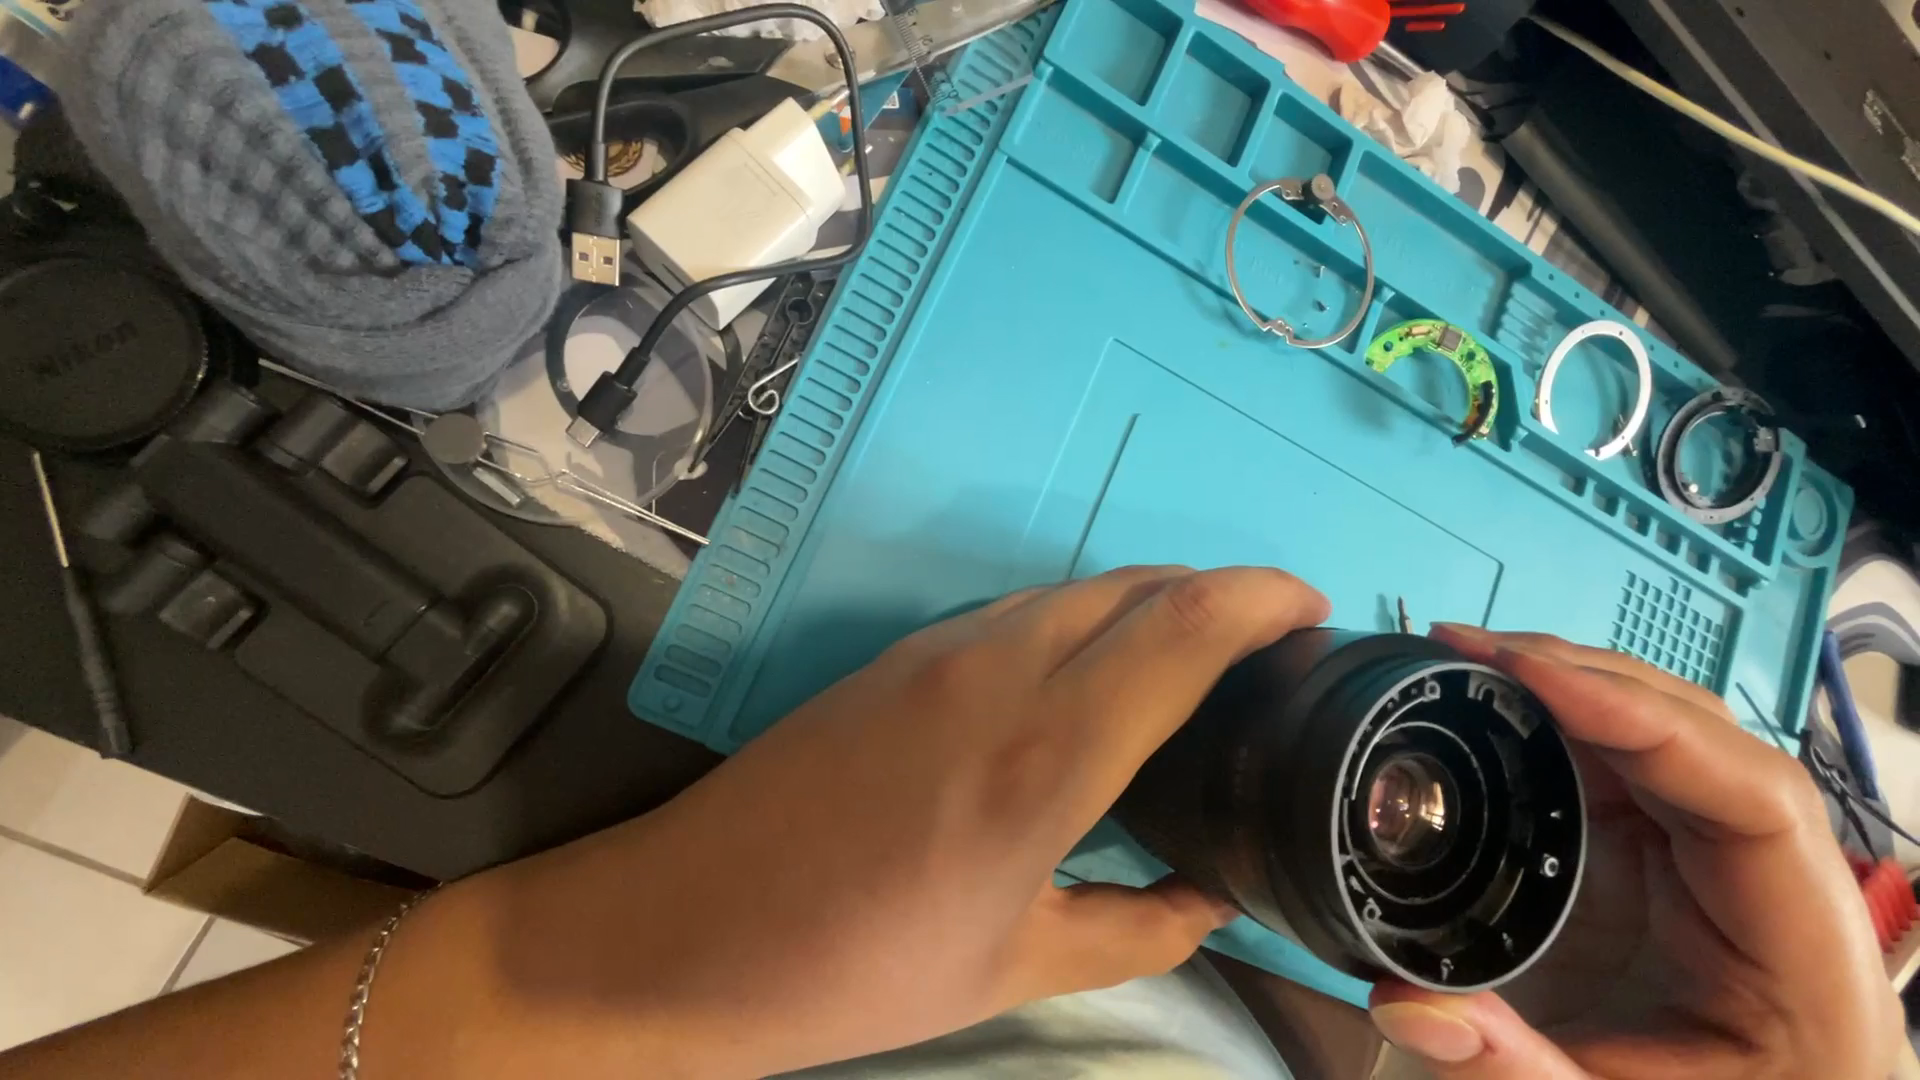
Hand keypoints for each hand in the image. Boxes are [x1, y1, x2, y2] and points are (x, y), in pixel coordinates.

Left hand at [388, 566, 1327, 1077]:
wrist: (684, 918)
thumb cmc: (853, 962)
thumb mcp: (1014, 965)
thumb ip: (1138, 926)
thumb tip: (1212, 895)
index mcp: (1046, 753)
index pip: (1182, 624)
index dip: (1263, 599)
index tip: (1314, 613)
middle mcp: (1001, 668)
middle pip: (1139, 584)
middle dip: (1220, 592)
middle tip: (1269, 643)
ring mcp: (943, 646)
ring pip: (1080, 588)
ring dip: (1151, 601)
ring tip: (1194, 655)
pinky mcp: (903, 650)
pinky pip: (1025, 610)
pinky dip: (1087, 619)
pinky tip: (1095, 671)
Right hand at [1369, 626, 1902, 1079]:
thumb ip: (1512, 1069)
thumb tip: (1395, 998)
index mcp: (1802, 953)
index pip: (1751, 794)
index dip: (1639, 717)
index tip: (1518, 672)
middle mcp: (1767, 881)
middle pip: (1702, 737)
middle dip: (1580, 674)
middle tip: (1463, 647)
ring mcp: (1704, 858)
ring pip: (1657, 733)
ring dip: (1563, 679)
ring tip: (1466, 656)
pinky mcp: (1652, 851)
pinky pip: (1610, 760)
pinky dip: (1548, 715)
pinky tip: (1491, 700)